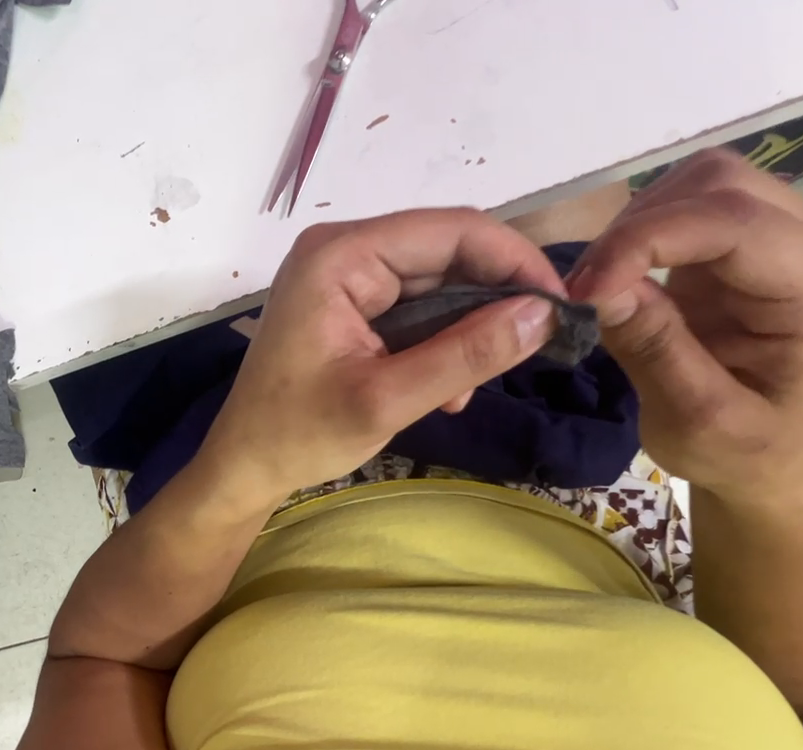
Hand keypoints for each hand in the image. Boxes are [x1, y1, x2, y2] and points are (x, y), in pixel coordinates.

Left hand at [197, 208, 563, 501]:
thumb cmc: (298, 436)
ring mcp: (341, 278)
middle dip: (489, 304)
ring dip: (463, 335)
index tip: (558, 308)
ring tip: (465, 390)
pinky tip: (442, 392)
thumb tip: (544, 315)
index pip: (451, 230)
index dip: (514, 262)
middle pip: (446, 255)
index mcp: (339, 256)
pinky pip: (413, 310)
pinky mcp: (345, 306)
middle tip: (525, 353)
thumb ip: (464, 356)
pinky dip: (436, 345)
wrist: (244, 466)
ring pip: (436, 286)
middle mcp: (341, 251)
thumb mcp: (386, 400)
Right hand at [567, 149, 802, 501]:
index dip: (645, 241)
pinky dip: (642, 234)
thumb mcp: (694, 420)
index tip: (580, 290)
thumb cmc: (741, 454)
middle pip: (722, 183)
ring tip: (600, 284)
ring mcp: (786, 241)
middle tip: (585, 288)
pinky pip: (691, 210)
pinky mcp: (748, 248)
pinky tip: (620, 278)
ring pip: (704, 184)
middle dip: (639, 225)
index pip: (734, 223)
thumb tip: (597, 290)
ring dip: (637, 225)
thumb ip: (655, 349)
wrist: (768, 466)